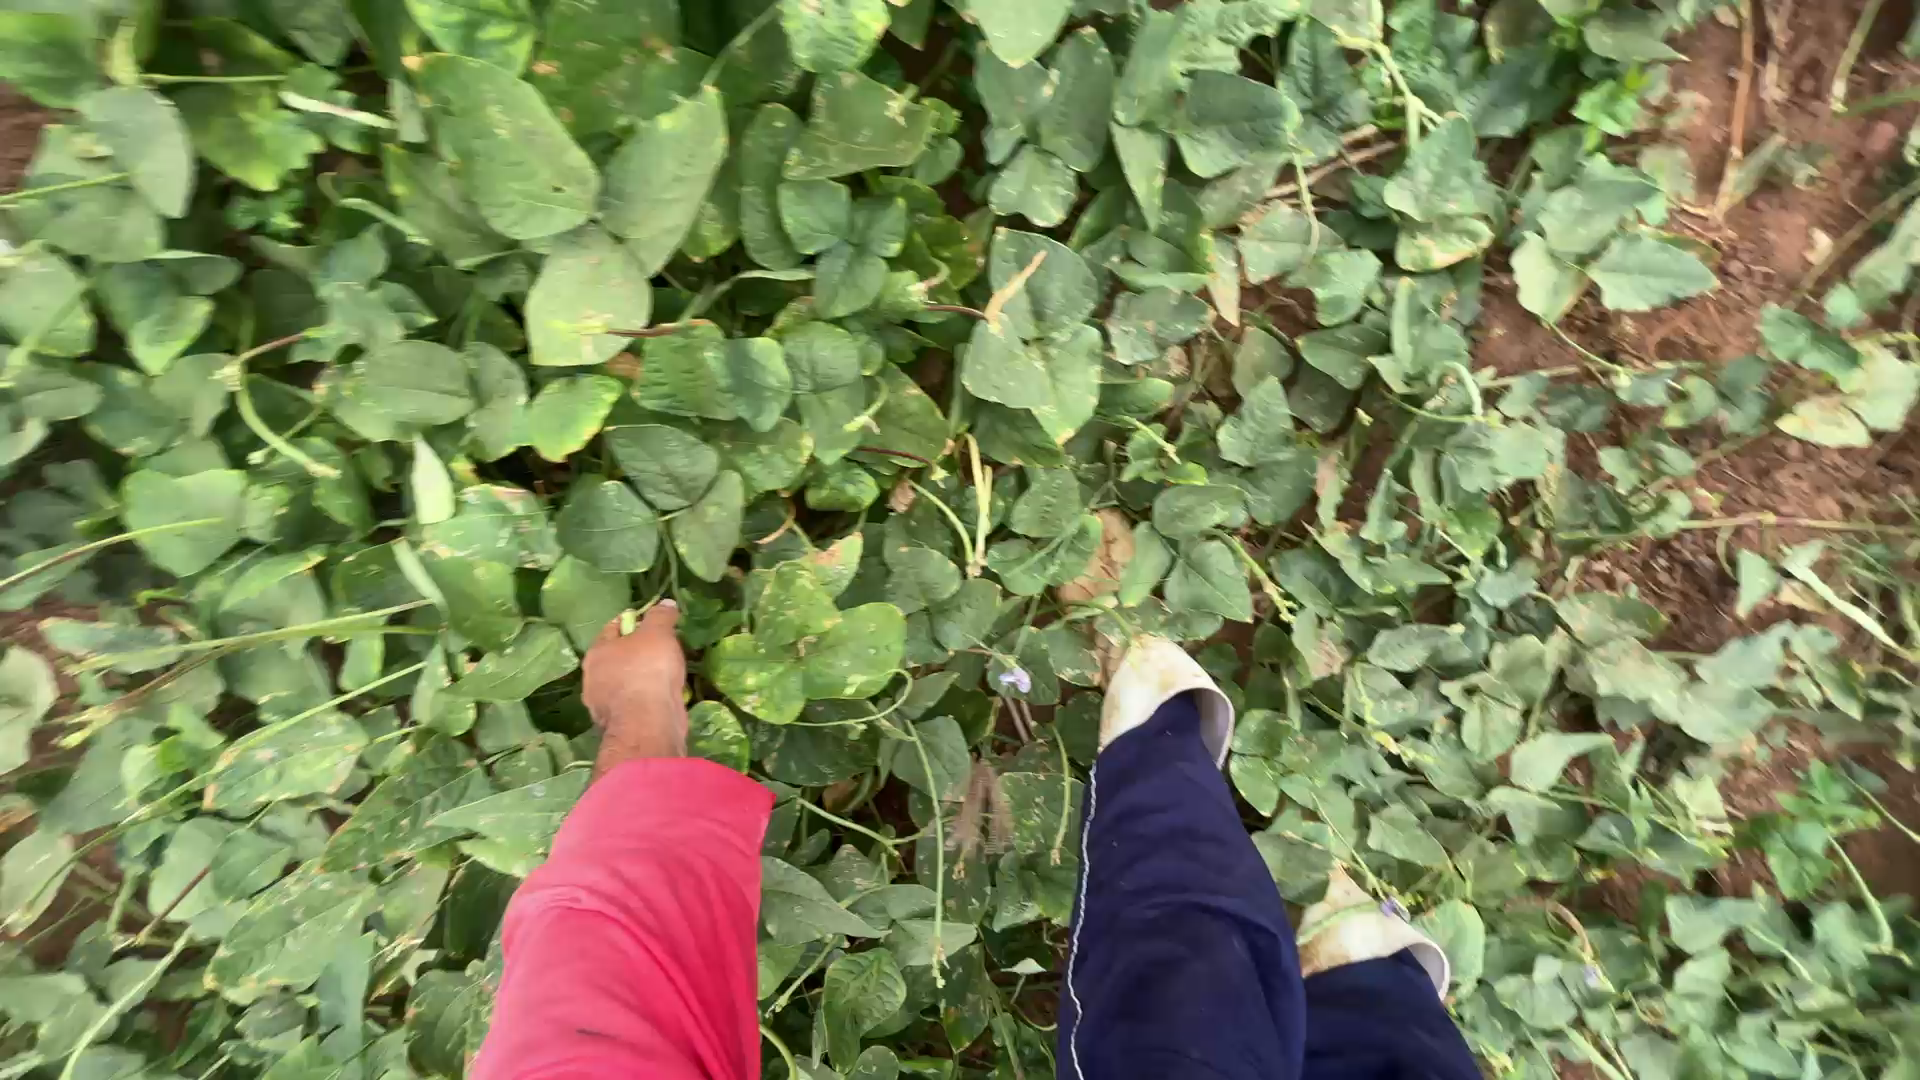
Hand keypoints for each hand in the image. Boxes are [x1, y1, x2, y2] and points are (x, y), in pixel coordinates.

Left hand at [583, 602, 687, 766]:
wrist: (648, 721)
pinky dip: (644, 697)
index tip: (651, 621)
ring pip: (623, 681)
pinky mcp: (618, 723)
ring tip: (663, 672)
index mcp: (597, 652)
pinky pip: (632, 702)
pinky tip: (661, 695)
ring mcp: (603, 703)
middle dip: (635, 651)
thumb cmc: (648, 669)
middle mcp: (593, 677)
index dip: (632, 620)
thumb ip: (660, 616)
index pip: (613, 627)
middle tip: (660, 646)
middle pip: (616, 656)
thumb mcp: (658, 633)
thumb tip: (665, 604)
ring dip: (639, 677)